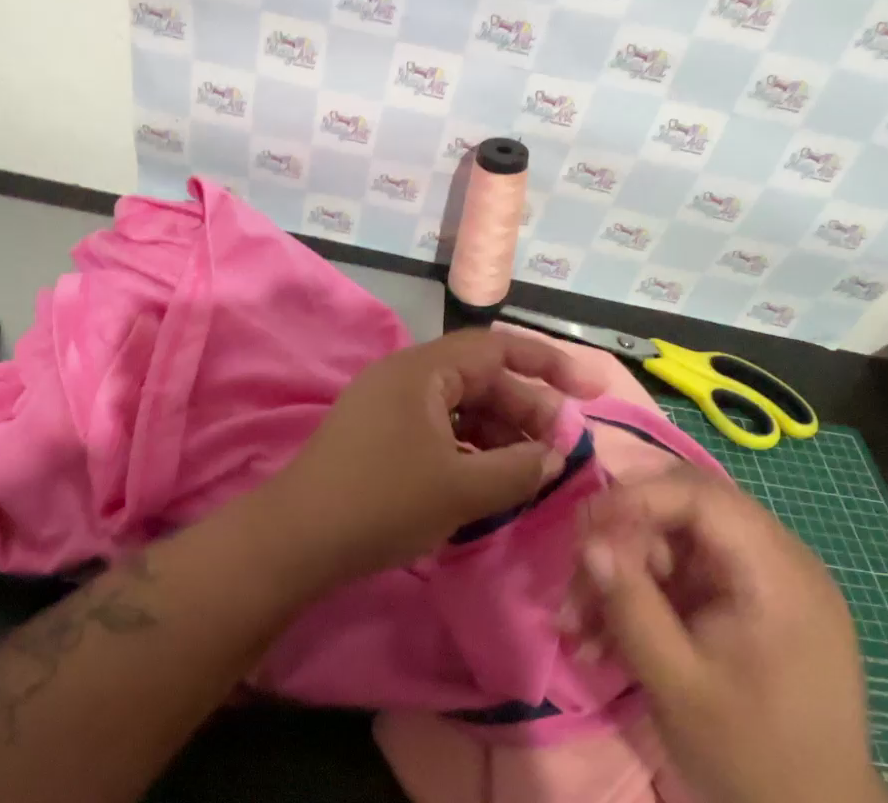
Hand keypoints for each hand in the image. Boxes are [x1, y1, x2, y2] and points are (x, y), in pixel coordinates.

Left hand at [247, 329, 603, 594]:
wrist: (296, 540)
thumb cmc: (383, 502)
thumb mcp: (461, 489)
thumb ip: (518, 468)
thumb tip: (554, 456)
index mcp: (423, 370)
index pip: (497, 348)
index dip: (549, 365)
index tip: (591, 391)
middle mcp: (404, 377)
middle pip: (479, 379)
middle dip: (526, 409)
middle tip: (561, 448)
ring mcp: (386, 406)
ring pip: (458, 408)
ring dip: (499, 433)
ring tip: (531, 469)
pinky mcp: (377, 437)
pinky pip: (436, 430)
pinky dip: (468, 450)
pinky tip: (489, 481)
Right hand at [570, 468, 887, 802]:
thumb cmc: (752, 755)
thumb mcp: (678, 685)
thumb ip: (632, 607)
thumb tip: (588, 542)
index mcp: (777, 572)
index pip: (700, 495)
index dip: (634, 499)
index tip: (581, 530)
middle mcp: (777, 561)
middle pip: (683, 513)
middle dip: (621, 542)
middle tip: (576, 584)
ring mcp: (764, 582)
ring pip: (674, 546)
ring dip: (623, 577)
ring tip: (578, 631)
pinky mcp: (749, 605)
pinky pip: (684, 579)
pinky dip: (644, 600)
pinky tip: (606, 643)